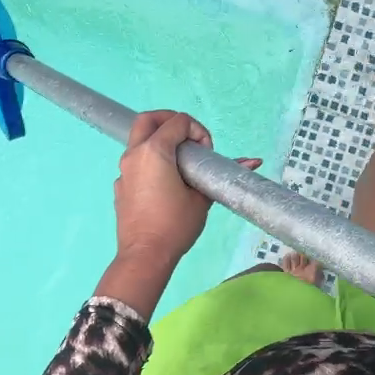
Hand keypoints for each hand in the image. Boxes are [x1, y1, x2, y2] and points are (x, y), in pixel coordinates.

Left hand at [96, 111, 259, 317]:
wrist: (145, 255)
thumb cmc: (175, 225)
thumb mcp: (203, 198)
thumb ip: (222, 175)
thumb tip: (254, 161)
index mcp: (154, 151)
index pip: (177, 121)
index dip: (197, 131)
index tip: (206, 153)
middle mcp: (134, 154)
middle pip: (148, 119)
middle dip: (170, 120)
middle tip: (188, 138)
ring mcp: (123, 170)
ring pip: (138, 140)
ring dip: (159, 141)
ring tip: (180, 163)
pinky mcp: (120, 186)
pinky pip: (135, 163)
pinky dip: (150, 162)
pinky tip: (165, 185)